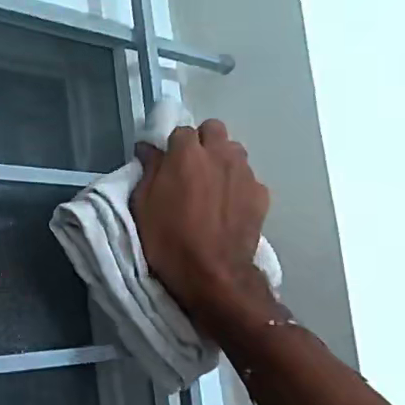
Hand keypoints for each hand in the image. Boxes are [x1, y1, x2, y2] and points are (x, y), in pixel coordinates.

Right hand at [131, 119, 274, 330]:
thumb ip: (148, 171)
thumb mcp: (143, 207)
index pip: (180, 131)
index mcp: (186, 154)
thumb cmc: (169, 241)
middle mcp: (219, 154)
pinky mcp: (261, 193)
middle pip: (213, 130)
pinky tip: (229, 207)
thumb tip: (147, 149)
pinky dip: (238, 186)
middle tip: (191, 168)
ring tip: (212, 186)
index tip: (167, 164)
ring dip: (222, 160)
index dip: (173, 147)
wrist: (213, 275)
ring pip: (234, 151)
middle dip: (202, 142)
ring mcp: (245, 172)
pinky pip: (248, 178)